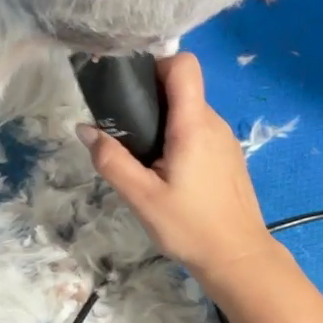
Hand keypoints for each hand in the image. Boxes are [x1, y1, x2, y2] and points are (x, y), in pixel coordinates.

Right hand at [77, 53, 277, 285]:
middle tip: (126, 135)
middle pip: (182, 89)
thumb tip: (85, 129)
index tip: (132, 92)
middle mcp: (214, 123)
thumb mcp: (141, 197)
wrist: (237, 258)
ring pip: (189, 113)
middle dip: (151, 102)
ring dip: (164, 124)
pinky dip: (179, 140)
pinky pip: (199, 132)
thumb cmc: (189, 227)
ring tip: (144, 161)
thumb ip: (111, 161)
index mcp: (193, 125)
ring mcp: (225, 139)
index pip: (184, 65)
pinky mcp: (229, 156)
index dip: (157, 66)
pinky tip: (167, 174)